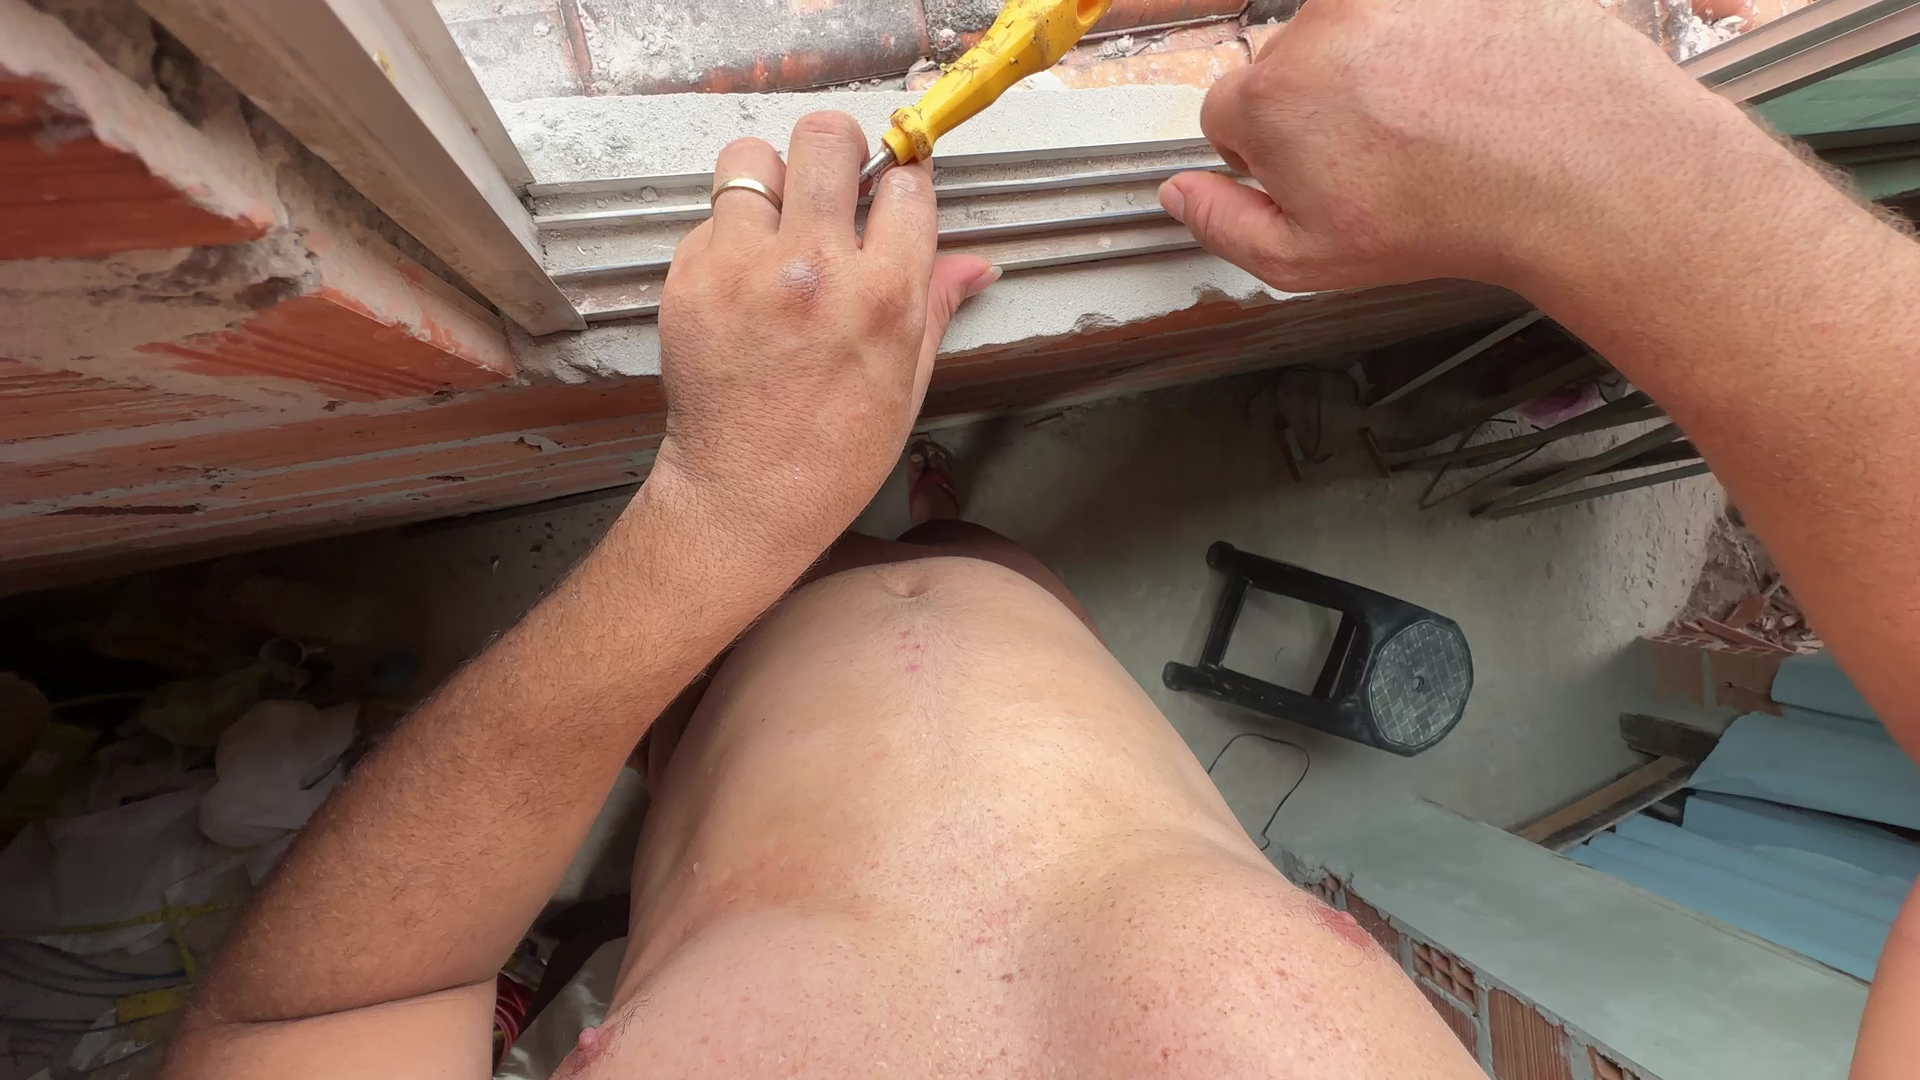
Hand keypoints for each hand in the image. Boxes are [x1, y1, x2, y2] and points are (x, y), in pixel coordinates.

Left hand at [654, 111, 997, 556]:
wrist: (747, 495)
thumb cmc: (836, 454)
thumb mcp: (906, 385)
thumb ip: (936, 308)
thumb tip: (978, 265)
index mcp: (881, 297)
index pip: (904, 185)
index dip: (903, 187)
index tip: (895, 197)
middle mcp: (811, 269)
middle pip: (825, 136)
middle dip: (840, 150)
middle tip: (837, 185)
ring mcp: (741, 269)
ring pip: (753, 159)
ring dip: (774, 184)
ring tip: (781, 231)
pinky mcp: (689, 279)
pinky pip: (713, 218)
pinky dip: (734, 235)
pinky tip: (747, 284)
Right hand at [1160, 0, 1761, 292]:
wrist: (1569, 165)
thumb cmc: (1433, 219)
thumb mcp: (1297, 259)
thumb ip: (1218, 224)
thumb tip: (1176, 192)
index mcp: (1270, 97)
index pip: (1221, 112)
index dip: (1254, 154)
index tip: (1296, 177)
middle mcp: (1318, 26)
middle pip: (1278, 68)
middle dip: (1303, 111)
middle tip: (1360, 159)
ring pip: (1340, 34)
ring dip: (1358, 74)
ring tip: (1412, 125)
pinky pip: (1400, 14)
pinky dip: (1412, 43)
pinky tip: (1443, 91)